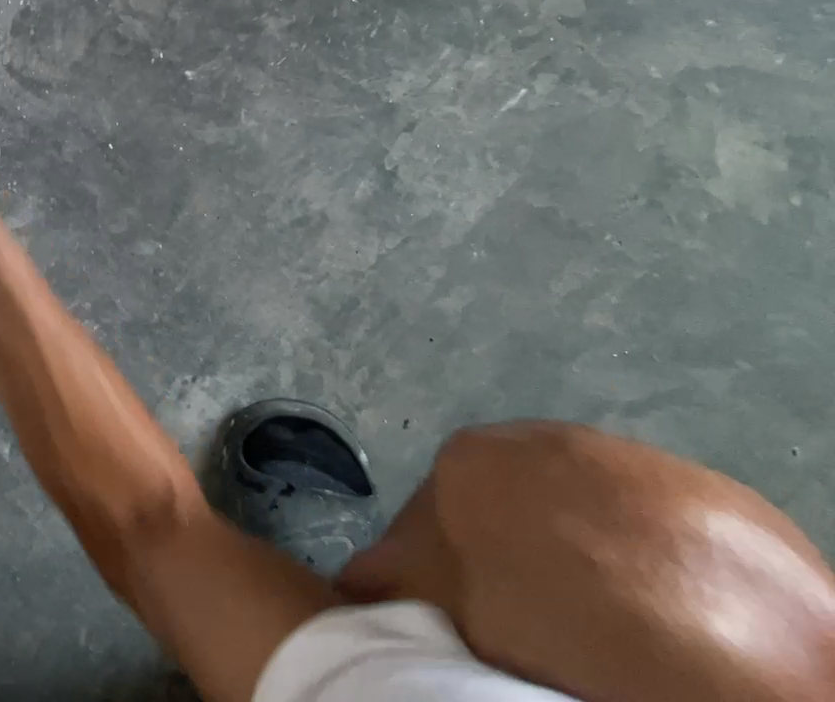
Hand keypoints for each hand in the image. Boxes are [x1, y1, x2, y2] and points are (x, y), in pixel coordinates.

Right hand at [338, 421, 834, 701]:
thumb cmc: (532, 602)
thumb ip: (382, 571)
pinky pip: (664, 522)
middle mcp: (542, 434)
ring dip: (586, 546)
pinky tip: (671, 606)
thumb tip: (349, 579)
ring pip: (588, 505)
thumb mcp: (432, 591)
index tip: (473, 602)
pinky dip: (660, 557)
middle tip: (536, 610)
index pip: (439, 504)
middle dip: (516, 542)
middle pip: (513, 496)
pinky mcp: (713, 489)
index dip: (450, 559)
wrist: (695, 628)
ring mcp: (631, 456)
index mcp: (466, 452)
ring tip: (607, 612)